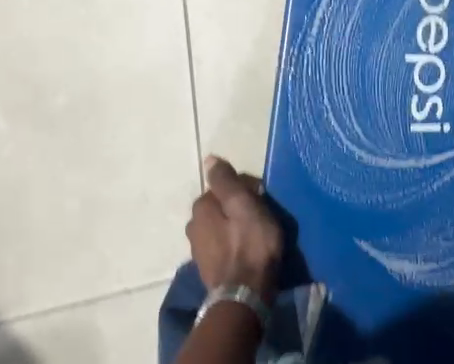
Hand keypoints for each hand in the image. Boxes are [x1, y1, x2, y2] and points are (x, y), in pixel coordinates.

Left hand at [186, 155, 282, 304]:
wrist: (244, 295)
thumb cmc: (250, 244)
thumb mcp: (244, 205)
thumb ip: (226, 181)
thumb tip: (209, 159)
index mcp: (201, 207)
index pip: (223, 186)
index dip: (244, 188)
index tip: (261, 197)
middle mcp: (193, 225)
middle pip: (219, 206)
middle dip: (236, 206)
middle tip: (259, 215)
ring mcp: (197, 248)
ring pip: (218, 225)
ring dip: (233, 225)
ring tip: (254, 233)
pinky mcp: (206, 267)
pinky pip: (219, 244)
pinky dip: (230, 242)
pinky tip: (244, 249)